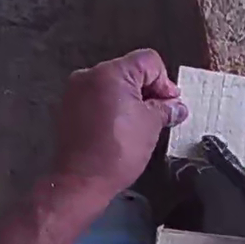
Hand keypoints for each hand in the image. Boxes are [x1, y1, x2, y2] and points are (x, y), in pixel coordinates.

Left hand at [50, 49, 189, 203]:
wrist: (81, 182)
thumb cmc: (116, 153)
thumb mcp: (150, 126)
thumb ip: (165, 110)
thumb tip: (176, 107)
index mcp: (110, 72)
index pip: (148, 61)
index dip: (165, 82)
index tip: (171, 106)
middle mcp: (88, 76)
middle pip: (128, 72)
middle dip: (147, 92)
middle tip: (160, 116)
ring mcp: (74, 94)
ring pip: (111, 88)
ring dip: (128, 102)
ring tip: (139, 127)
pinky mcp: (67, 112)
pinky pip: (95, 102)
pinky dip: (110, 111)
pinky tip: (118, 132)